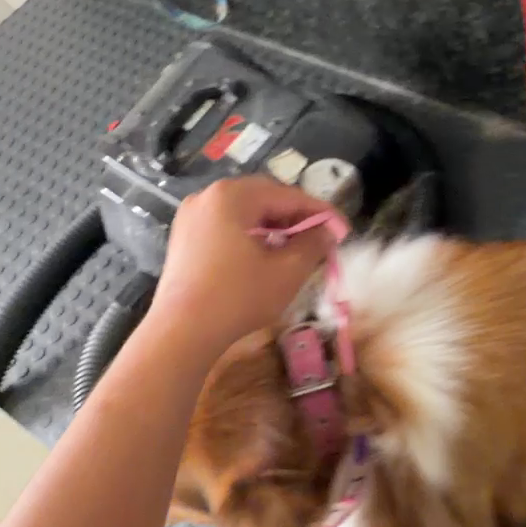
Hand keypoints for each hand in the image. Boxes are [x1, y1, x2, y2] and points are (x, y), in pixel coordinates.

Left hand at [150, 177, 334, 352]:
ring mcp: (192, 217)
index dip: (320, 212)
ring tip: (296, 247)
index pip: (287, 195)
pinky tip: (265, 256)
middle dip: (296, 216)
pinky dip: (251, 235)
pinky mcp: (185, 238)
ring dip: (275, 226)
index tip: (342, 229)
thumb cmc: (239, 297)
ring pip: (244, 212)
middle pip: (263, 198)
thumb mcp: (288, 271)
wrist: (183, 331)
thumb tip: (328, 231)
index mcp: (232, 196)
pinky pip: (227, 226)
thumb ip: (313, 243)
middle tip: (321, 237)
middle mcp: (208, 196)